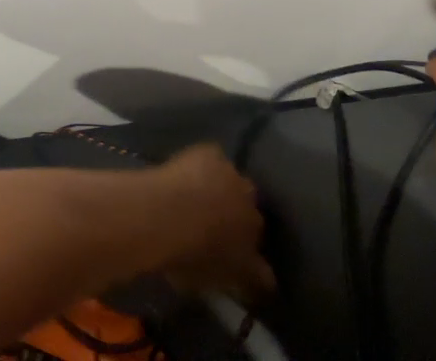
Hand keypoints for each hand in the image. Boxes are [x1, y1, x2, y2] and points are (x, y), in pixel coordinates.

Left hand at [152, 144, 274, 300]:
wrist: (166, 215)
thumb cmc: (192, 255)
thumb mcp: (222, 278)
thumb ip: (248, 279)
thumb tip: (270, 282)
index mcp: (256, 230)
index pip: (257, 239)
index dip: (244, 245)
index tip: (231, 253)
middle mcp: (251, 198)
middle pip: (247, 206)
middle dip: (235, 214)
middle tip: (213, 225)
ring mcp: (232, 173)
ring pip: (231, 181)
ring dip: (220, 189)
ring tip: (196, 201)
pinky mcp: (211, 153)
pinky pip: (212, 160)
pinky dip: (204, 167)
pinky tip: (188, 176)